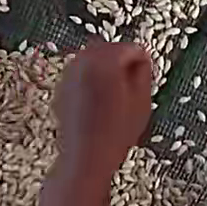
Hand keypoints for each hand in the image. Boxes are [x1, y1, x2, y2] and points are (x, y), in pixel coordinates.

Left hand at [52, 41, 154, 190]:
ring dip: (107, 69)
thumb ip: (143, 72)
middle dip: (122, 61)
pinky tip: (100, 101)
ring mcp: (70, 73)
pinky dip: (93, 78)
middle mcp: (84, 61)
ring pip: (94, 58)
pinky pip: (82, 72)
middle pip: (109, 47)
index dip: (142, 62)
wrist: (86, 158)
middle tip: (132, 85)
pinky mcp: (62, 86)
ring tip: (116, 94)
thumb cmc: (117, 132)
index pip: (131, 47)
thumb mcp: (142, 100)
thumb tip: (141, 59)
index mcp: (106, 62)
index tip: (144, 80)